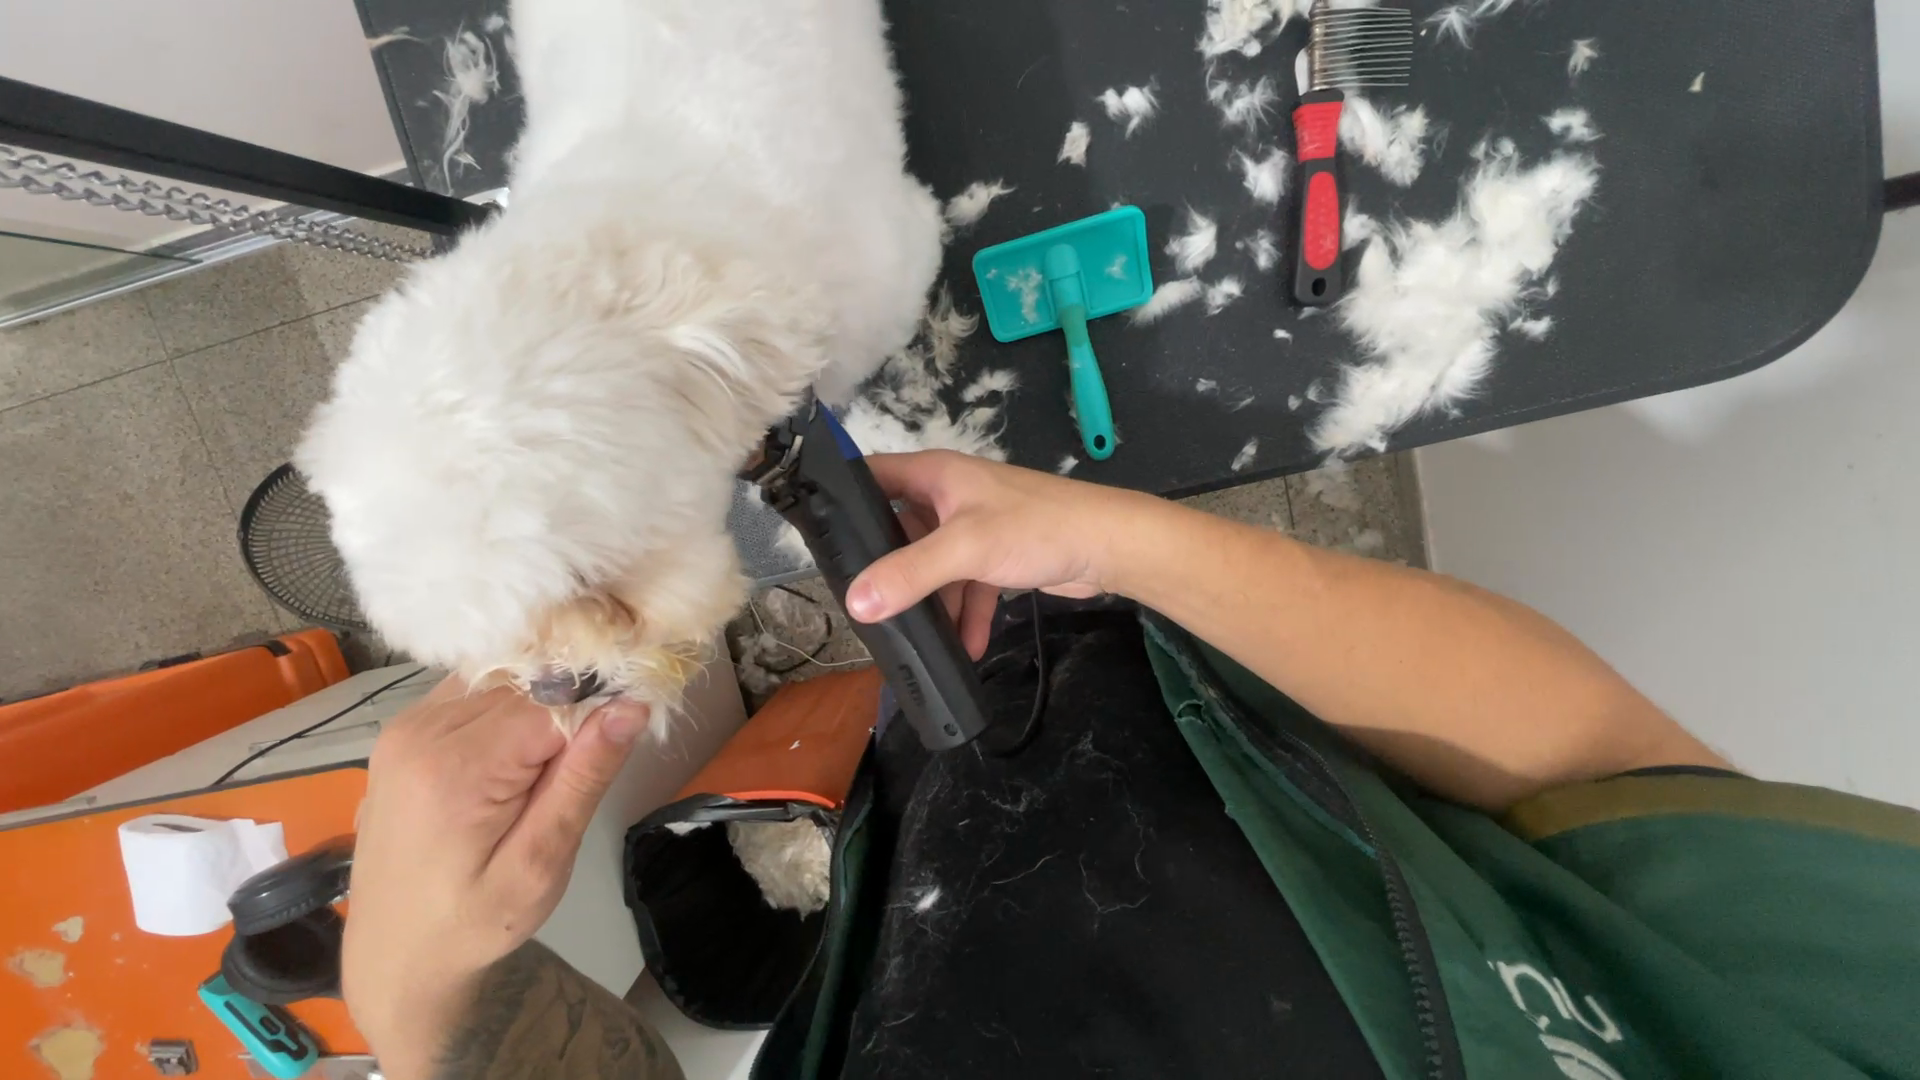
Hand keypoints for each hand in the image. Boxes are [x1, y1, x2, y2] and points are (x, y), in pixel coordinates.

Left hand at [342, 677, 648, 1079]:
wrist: (393, 958)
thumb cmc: (473, 922)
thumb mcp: (541, 862)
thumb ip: (584, 777)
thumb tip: (632, 704)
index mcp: (456, 767)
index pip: (555, 698)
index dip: (599, 709)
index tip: (621, 739)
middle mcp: (423, 731)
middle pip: (530, 683)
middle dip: (573, 706)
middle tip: (588, 762)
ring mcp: (408, 726)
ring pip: (508, 680)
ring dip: (545, 703)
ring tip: (555, 761)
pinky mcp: (407, 730)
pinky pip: (479, 689)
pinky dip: (514, 705)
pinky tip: (524, 749)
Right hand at [847, 451, 1144, 652]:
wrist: (1108, 545)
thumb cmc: (1034, 528)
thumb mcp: (965, 549)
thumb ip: (910, 574)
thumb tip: (856, 603)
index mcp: (933, 475)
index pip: (871, 476)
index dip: (841, 500)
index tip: (818, 539)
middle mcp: (948, 495)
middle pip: (899, 531)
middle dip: (887, 570)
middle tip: (864, 605)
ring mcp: (973, 526)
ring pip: (935, 565)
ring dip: (931, 603)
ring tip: (917, 642)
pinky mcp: (996, 554)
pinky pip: (967, 584)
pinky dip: (966, 613)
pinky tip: (969, 648)